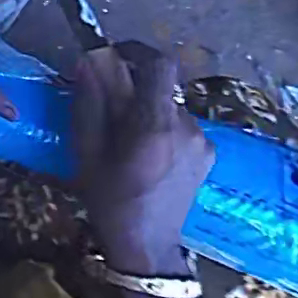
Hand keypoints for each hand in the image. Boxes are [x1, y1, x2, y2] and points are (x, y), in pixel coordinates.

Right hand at [72, 43, 212, 276]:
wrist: (147, 248)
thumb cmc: (110, 198)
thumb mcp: (87, 150)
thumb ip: (89, 102)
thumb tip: (88, 60)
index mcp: (155, 124)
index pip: (159, 64)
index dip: (137, 49)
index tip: (115, 54)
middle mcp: (187, 126)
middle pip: (162, 84)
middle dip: (134, 84)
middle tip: (110, 103)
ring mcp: (203, 141)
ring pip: (170, 104)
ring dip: (147, 107)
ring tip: (126, 135)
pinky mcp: (209, 153)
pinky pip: (181, 123)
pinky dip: (162, 125)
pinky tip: (147, 152)